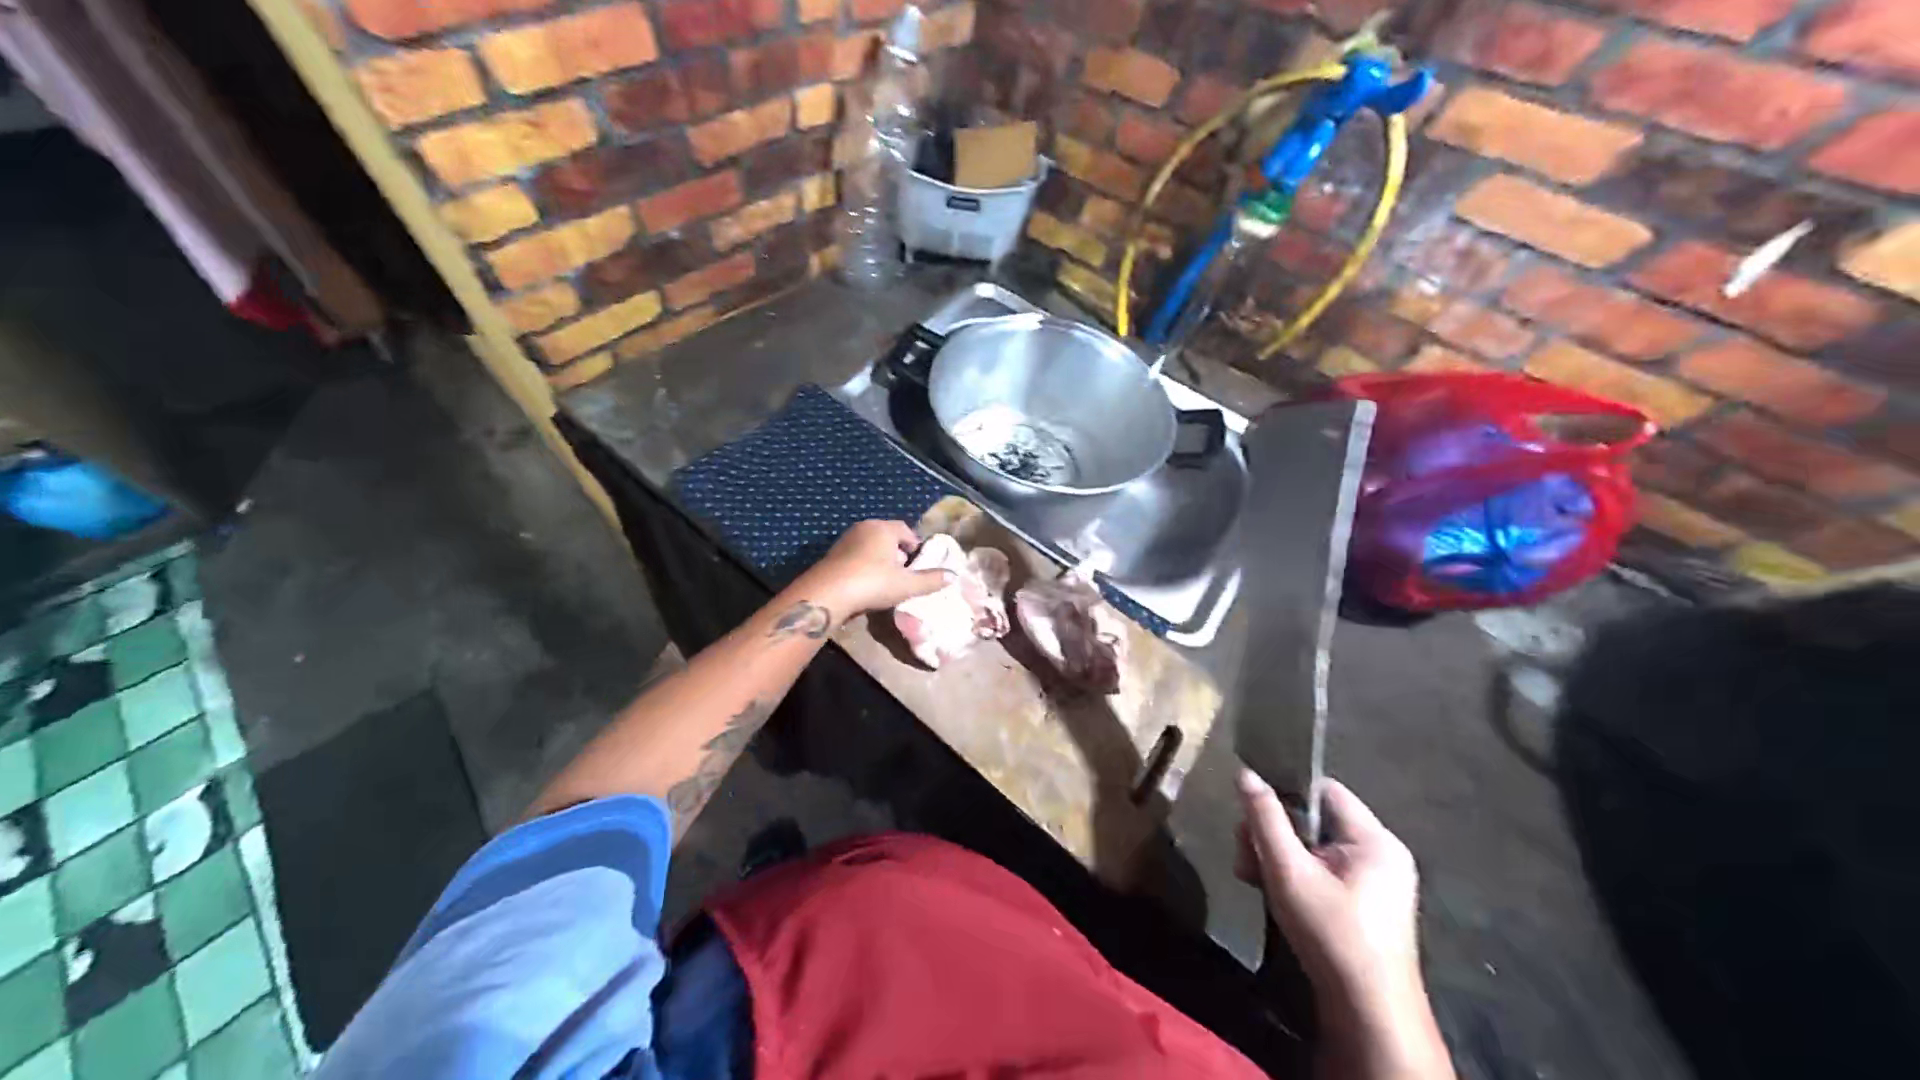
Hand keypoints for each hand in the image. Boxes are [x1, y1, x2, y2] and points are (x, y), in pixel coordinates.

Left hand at [800, 520, 949, 617]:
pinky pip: (856, 555)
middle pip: (887, 536)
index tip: (919, 563)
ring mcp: (845, 540)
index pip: (906, 530)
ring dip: (880, 559)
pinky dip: (864, 565)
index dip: (915, 545)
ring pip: (870, 545)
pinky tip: (866, 584)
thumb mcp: (906, 585)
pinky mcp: (832, 554)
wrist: (828, 593)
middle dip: (897, 552)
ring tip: (886, 580)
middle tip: (904, 573)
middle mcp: (864, 528)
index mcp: (884, 528)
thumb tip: (954, 576)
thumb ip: (930, 580)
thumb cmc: (872, 583)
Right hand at [1239, 770, 1449, 1077]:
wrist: (1368, 1014)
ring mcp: (1377, 880)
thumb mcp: (1288, 871)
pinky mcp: (1368, 903)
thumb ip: (1265, 819)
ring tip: (1253, 878)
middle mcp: (1382, 853)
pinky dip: (1296, 875)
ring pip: (1314, 846)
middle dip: (1273, 833)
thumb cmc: (1330, 934)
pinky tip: (1272, 893)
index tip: (1252, 814)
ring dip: (1278, 856)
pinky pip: (1324, 870)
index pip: (1322, 789)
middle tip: (1246, 856)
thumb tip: (1245, 773)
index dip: (1284, 794)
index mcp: (1375, 839)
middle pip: (1314, 819)